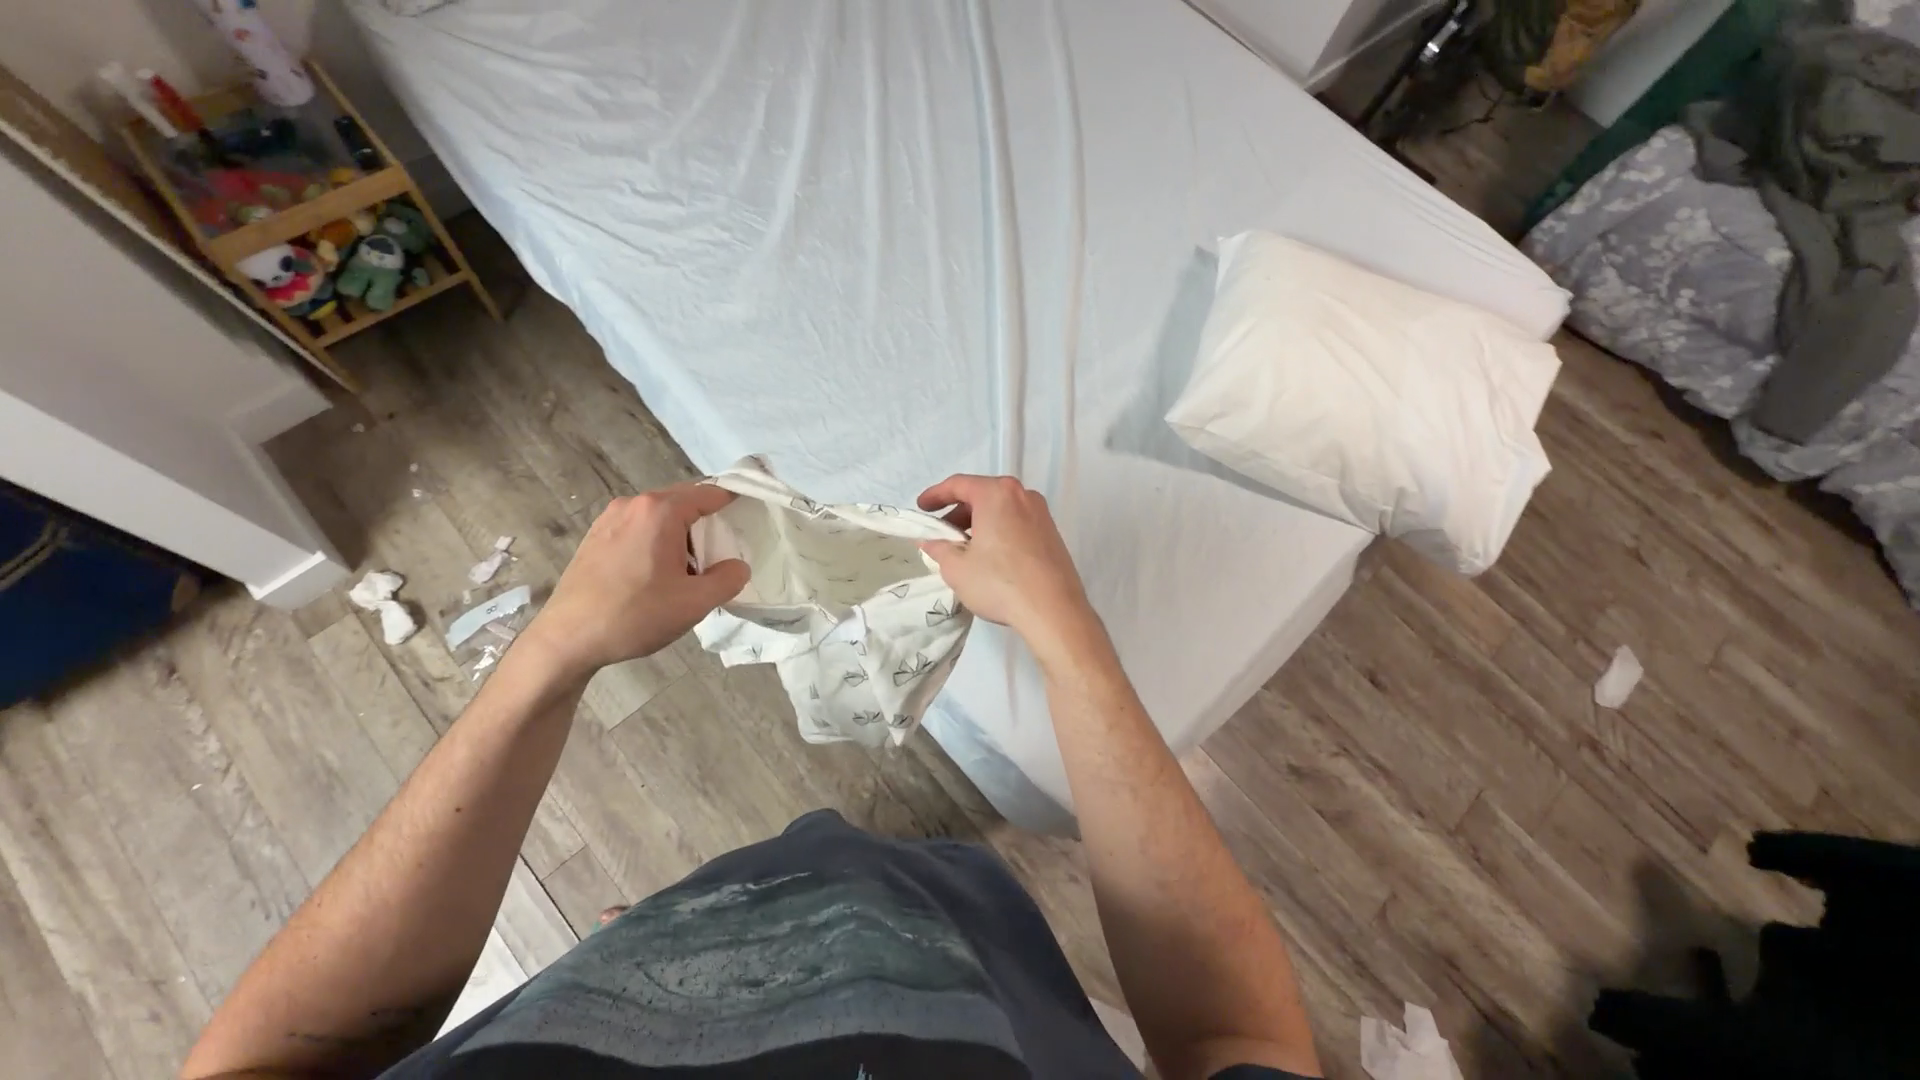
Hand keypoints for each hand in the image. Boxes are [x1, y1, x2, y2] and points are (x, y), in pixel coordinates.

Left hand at [520, 484, 747, 681]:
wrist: (568, 638)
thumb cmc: (635, 615)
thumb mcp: (695, 603)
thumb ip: (728, 579)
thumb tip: (738, 566)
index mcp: (660, 511)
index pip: (708, 493)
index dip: (732, 500)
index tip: (748, 511)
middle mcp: (633, 505)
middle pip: (682, 501)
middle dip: (704, 522)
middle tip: (721, 552)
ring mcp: (609, 519)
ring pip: (658, 517)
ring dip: (678, 535)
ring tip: (688, 570)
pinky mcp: (594, 538)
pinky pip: (637, 529)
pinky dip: (654, 542)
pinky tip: (655, 575)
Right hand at [916, 475, 1100, 660]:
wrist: (1054, 610)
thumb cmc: (999, 583)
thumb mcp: (957, 568)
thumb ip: (939, 548)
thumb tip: (930, 542)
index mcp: (997, 494)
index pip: (959, 484)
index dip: (935, 495)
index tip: (921, 508)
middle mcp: (1023, 496)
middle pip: (982, 495)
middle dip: (958, 512)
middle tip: (941, 534)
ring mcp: (1041, 514)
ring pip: (1001, 510)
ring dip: (979, 524)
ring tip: (964, 549)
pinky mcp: (1052, 534)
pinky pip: (1017, 524)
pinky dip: (998, 532)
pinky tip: (990, 557)